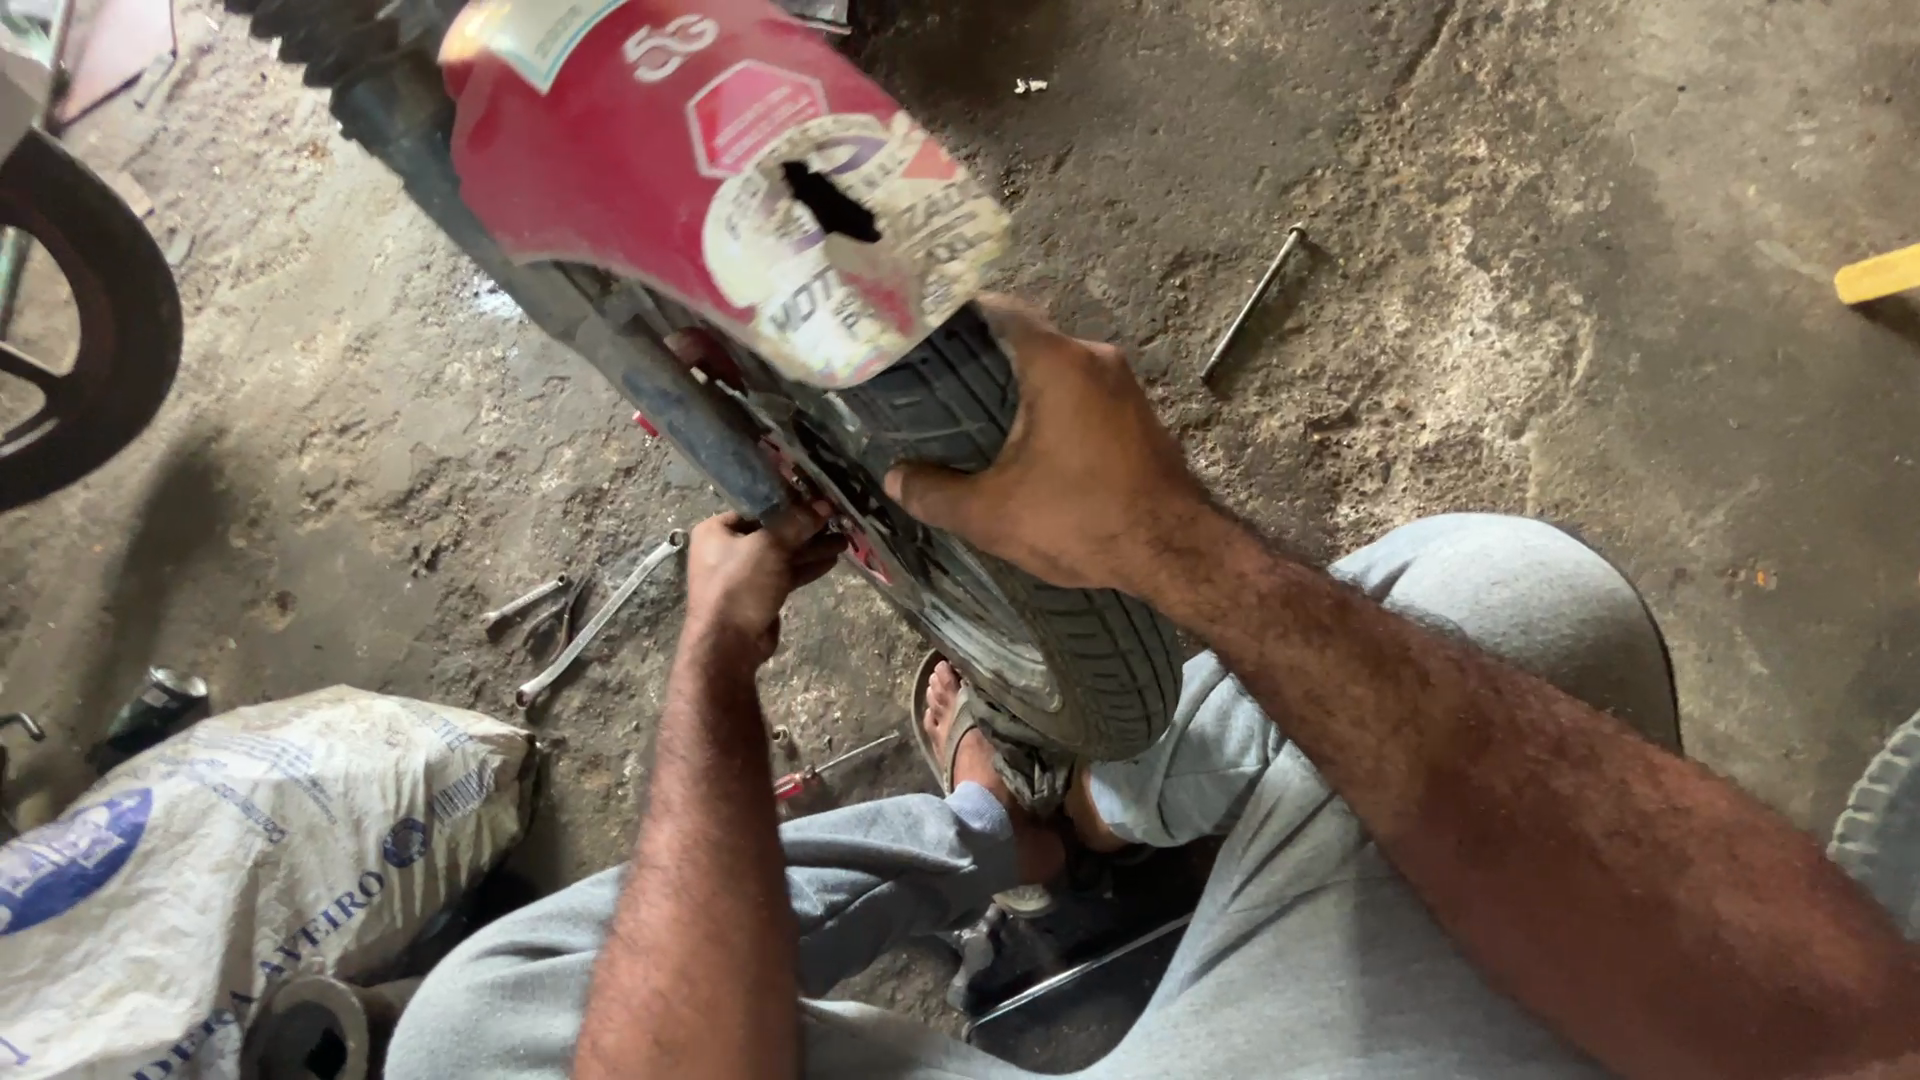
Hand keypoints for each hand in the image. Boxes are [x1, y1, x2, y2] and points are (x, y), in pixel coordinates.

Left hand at [684, 508, 843, 665]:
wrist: (728, 644)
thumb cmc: (740, 585)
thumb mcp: (769, 546)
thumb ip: (797, 522)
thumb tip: (825, 503)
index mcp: (718, 530)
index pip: (758, 507)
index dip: (790, 502)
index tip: (819, 499)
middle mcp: (728, 548)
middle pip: (774, 531)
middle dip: (807, 528)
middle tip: (838, 521)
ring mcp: (744, 573)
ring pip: (783, 554)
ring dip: (812, 548)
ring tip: (844, 541)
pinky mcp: (760, 593)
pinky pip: (786, 573)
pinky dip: (806, 566)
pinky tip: (831, 560)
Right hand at [883, 295, 1213, 598]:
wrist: (1175, 552)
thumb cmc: (1081, 520)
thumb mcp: (992, 515)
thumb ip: (935, 493)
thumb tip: (895, 479)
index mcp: (1057, 362)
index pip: (999, 310)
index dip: (957, 319)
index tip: (924, 340)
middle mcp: (1096, 357)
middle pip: (1028, 341)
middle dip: (984, 364)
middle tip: (940, 392)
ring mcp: (1126, 386)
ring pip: (1059, 371)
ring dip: (1023, 391)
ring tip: (979, 422)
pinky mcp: (1140, 415)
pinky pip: (1085, 395)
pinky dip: (1054, 409)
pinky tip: (1032, 446)